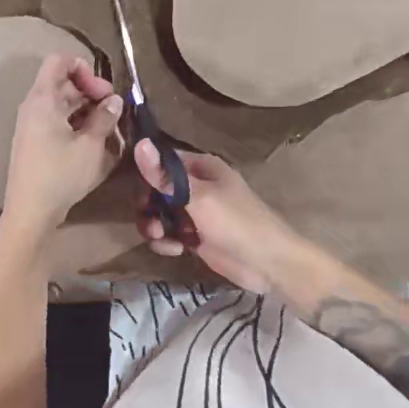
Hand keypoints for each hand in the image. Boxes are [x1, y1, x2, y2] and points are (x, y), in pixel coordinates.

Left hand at [2, 55, 123, 236]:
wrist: (30, 212)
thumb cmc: (60, 176)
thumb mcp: (90, 146)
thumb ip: (105, 118)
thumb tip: (114, 101)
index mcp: (42, 99)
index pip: (60, 61)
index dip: (85, 68)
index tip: (103, 91)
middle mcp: (33, 107)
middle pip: (63, 83)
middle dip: (91, 91)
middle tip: (114, 111)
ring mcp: (31, 125)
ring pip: (62, 104)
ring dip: (86, 110)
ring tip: (109, 128)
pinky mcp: (34, 142)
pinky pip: (56, 121)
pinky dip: (75, 123)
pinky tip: (93, 140)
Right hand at [134, 141, 296, 293]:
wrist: (269, 264)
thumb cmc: (236, 223)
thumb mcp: (197, 197)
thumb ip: (164, 175)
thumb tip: (139, 143)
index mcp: (201, 167)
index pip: (162, 161)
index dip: (146, 175)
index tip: (139, 193)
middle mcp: (196, 186)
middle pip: (156, 190)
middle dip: (148, 207)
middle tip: (150, 222)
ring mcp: (195, 212)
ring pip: (159, 213)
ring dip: (154, 226)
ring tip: (160, 237)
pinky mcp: (194, 236)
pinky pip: (169, 233)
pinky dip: (167, 241)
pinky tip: (176, 250)